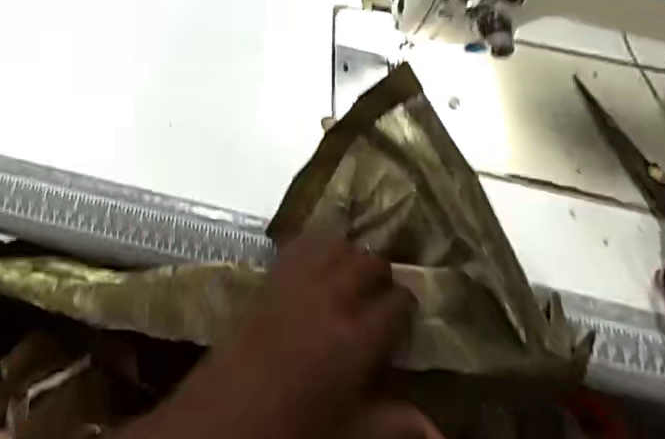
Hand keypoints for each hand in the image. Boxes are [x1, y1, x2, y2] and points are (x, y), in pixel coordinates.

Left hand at [128, 233, 413, 438]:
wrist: (225, 416)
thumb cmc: (291, 429)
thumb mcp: (347, 432)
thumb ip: (392, 422)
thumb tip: (439, 431)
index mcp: (354, 340)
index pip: (396, 303)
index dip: (407, 304)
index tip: (410, 311)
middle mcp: (328, 298)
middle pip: (367, 262)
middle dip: (381, 272)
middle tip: (384, 290)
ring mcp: (295, 281)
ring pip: (334, 244)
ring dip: (349, 253)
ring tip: (353, 272)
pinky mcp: (268, 276)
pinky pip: (299, 244)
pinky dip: (315, 245)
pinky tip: (318, 260)